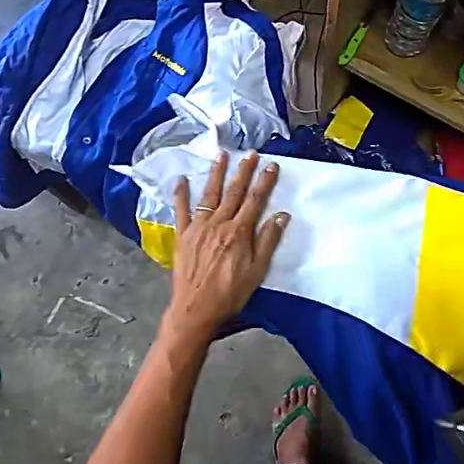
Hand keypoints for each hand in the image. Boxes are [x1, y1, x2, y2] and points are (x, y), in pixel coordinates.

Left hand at [163, 151, 289, 333]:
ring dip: (216, 174)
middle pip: (234, 192)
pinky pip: (181, 211)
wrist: (195, 310)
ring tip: (222, 156)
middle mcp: (218, 224)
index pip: (255, 200)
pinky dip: (181, 194)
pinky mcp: (182, 236)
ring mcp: (198, 228)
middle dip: (243, 171)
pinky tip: (181, 180)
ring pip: (209, 195)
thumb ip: (268, 240)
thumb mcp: (258, 270)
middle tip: (250, 154)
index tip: (271, 165)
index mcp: (239, 232)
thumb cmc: (231, 293)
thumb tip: (281, 216)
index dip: (264, 181)